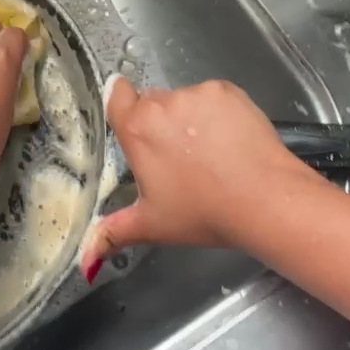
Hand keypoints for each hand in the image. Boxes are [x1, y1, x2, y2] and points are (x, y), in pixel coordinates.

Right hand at [81, 77, 326, 280]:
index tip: (134, 121)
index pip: (117, 93)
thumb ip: (112, 233)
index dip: (123, 104)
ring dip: (190, 119)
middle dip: (161, 124)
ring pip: (185, 101)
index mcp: (138, 128)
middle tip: (179, 158)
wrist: (265, 200)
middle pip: (153, 102)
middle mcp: (163, 102)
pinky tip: (231, 141)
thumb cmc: (203, 213)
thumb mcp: (152, 226)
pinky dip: (218, 114)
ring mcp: (197, 93)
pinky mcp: (228, 90)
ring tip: (211, 154)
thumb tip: (85, 259)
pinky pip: (213, 98)